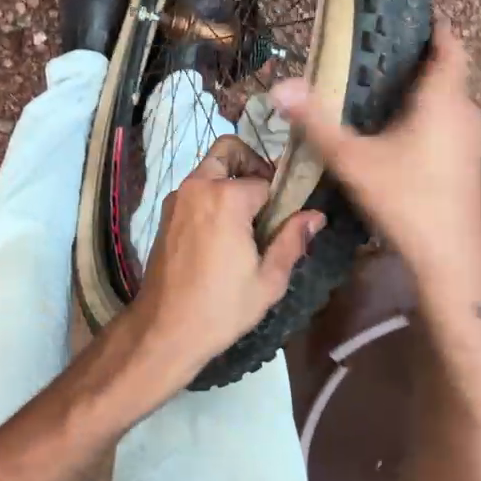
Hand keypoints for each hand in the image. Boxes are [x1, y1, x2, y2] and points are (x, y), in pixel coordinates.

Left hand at [128, 136, 324, 379]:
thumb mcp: (268, 279)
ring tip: (249, 222)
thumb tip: (316, 215)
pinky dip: (213, 196)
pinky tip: (225, 233)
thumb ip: (292, 240)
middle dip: (252, 165)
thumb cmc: (221, 307)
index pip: (265, 180)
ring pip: (210, 169)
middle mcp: (198, 186)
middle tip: (268, 200)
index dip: (282, 197)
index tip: (291, 216)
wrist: (164, 329)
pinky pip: (195, 189)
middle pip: (229, 151)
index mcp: (226, 197)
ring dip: (231, 181)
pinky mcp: (166, 213)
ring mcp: (177, 198)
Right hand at [269, 21, 480, 295]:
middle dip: (418, 56)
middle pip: (448, 71)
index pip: (450, 45)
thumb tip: (278, 87)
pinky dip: (426, 112)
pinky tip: (395, 127)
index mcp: (443, 99)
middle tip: (378, 46)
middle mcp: (463, 112)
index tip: (409, 11)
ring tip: (381, 81)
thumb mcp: (353, 159)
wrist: (450, 260)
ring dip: (423, 87)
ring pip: (448, 99)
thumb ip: (315, 122)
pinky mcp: (466, 163)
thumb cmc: (406, 199)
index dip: (435, 25)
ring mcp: (469, 140)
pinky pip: (447, 120)